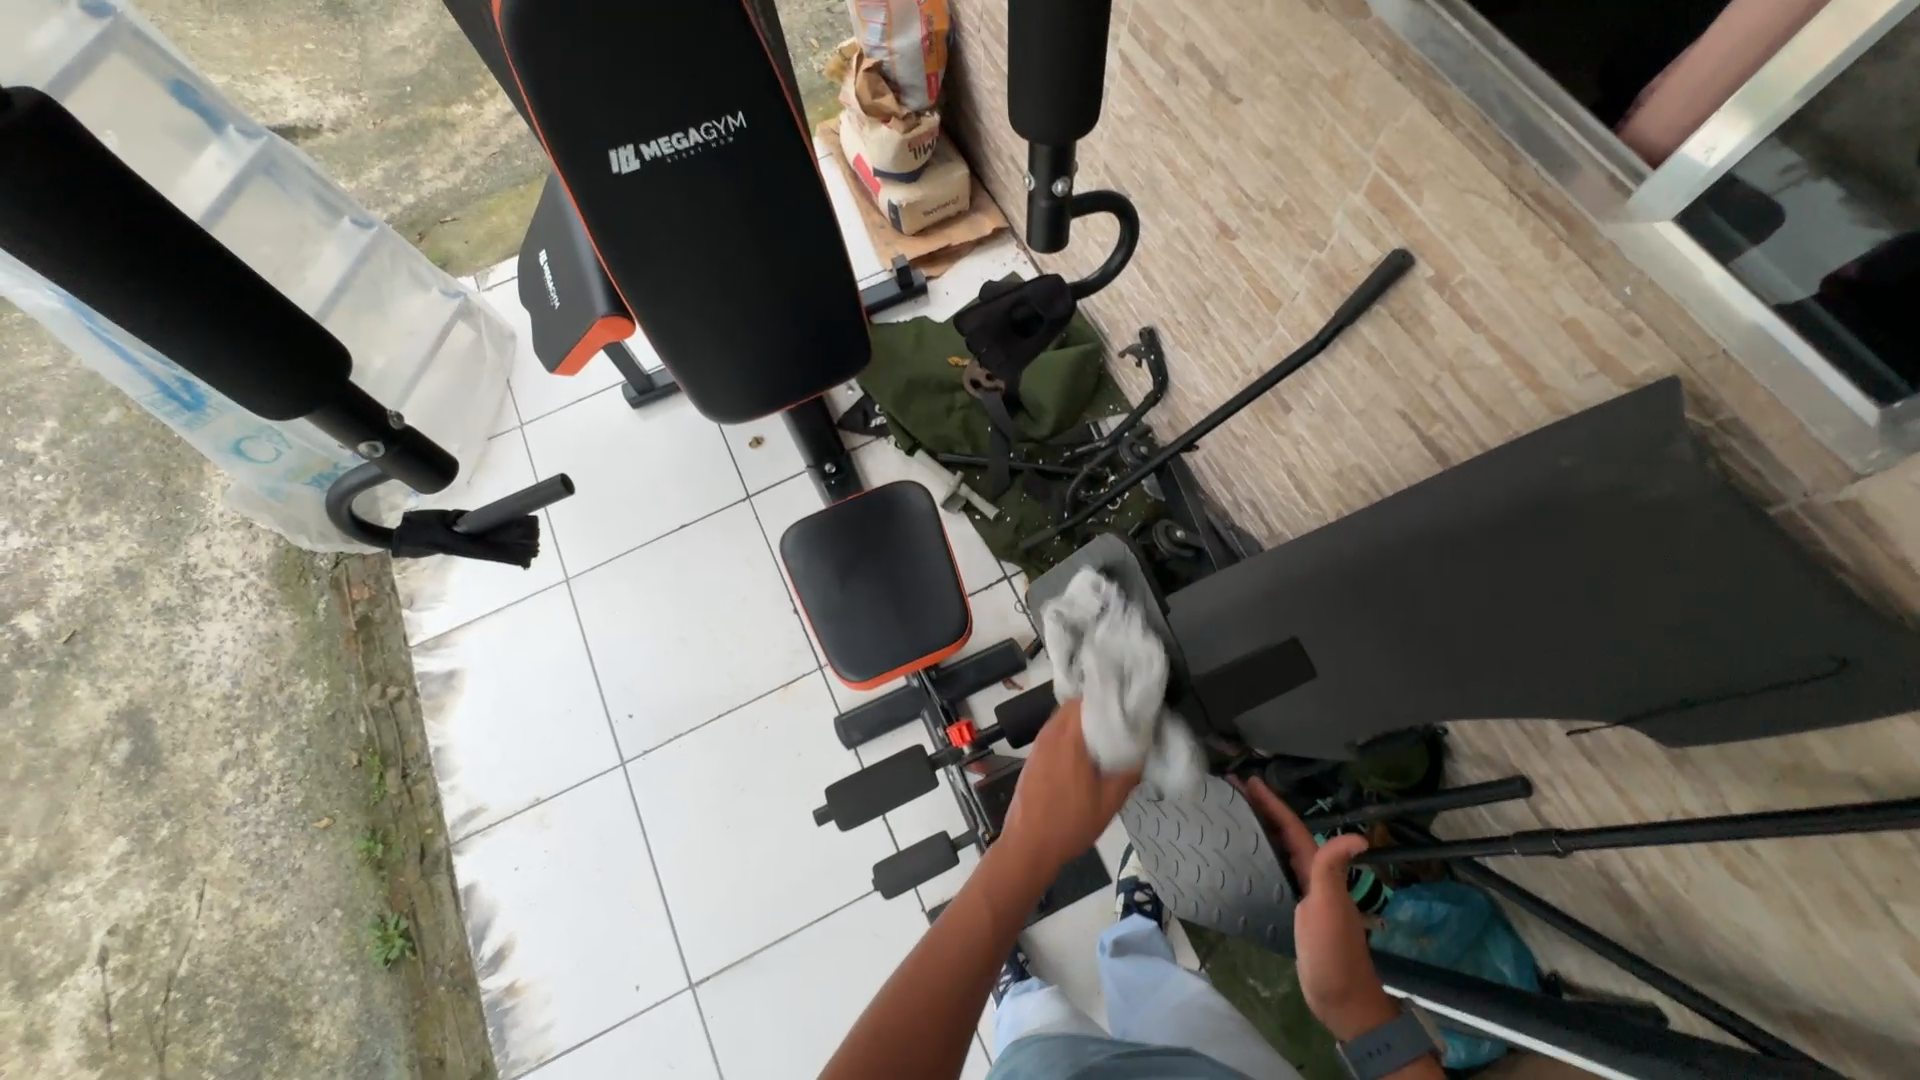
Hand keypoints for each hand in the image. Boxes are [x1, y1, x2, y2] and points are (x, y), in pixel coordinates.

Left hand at [999, 699, 1141, 872]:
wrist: (1028, 846)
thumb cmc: (1069, 824)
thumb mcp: (1109, 803)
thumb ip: (1128, 773)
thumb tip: (1142, 752)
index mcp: (1068, 738)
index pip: (1087, 700)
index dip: (1109, 698)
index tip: (1129, 705)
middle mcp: (1049, 734)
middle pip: (1074, 706)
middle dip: (1097, 709)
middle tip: (1121, 721)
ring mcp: (1038, 746)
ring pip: (1062, 720)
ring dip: (1083, 722)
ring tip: (1106, 737)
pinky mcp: (1033, 758)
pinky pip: (1054, 734)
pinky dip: (1070, 735)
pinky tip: (1085, 755)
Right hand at [1233, 775, 1397, 1040]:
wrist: (1342, 999)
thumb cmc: (1333, 951)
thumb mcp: (1329, 907)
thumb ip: (1335, 870)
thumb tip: (1360, 837)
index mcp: (1318, 870)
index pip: (1292, 828)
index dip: (1272, 803)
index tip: (1249, 780)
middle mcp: (1311, 876)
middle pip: (1283, 833)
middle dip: (1261, 809)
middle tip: (1232, 789)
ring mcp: (1302, 893)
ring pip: (1277, 850)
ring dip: (1258, 829)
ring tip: (1232, 814)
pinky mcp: (1291, 909)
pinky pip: (1271, 871)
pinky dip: (1257, 856)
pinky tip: (1240, 858)